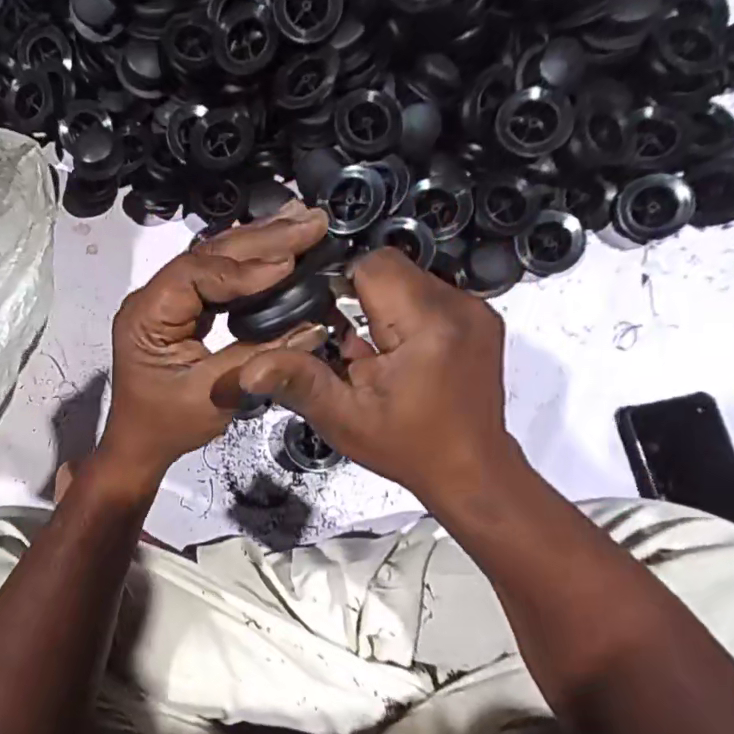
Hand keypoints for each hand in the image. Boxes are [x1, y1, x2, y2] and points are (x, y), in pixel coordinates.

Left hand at [98, 202, 330, 480]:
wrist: (141, 443)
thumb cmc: (166, 426)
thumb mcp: (214, 394)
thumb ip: (260, 356)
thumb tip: (311, 328)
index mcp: (147, 316)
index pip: (196, 273)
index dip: (244, 267)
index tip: (288, 263)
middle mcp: (154, 298)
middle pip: (209, 254)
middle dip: (263, 238)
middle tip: (310, 222)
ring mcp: (169, 301)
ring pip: (216, 258)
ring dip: (261, 240)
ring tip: (302, 221)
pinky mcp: (184, 309)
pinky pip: (219, 275)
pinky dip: (252, 260)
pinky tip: (278, 245)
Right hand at [237, 248, 522, 505]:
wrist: (469, 469)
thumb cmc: (412, 448)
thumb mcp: (344, 418)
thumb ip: (299, 382)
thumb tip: (252, 370)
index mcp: (427, 327)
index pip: (372, 264)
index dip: (341, 289)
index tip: (335, 326)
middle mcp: (459, 309)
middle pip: (390, 268)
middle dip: (363, 301)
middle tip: (358, 349)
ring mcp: (475, 311)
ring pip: (409, 279)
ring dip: (385, 308)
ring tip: (382, 357)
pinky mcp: (480, 318)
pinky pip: (431, 295)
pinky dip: (409, 317)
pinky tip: (403, 356)